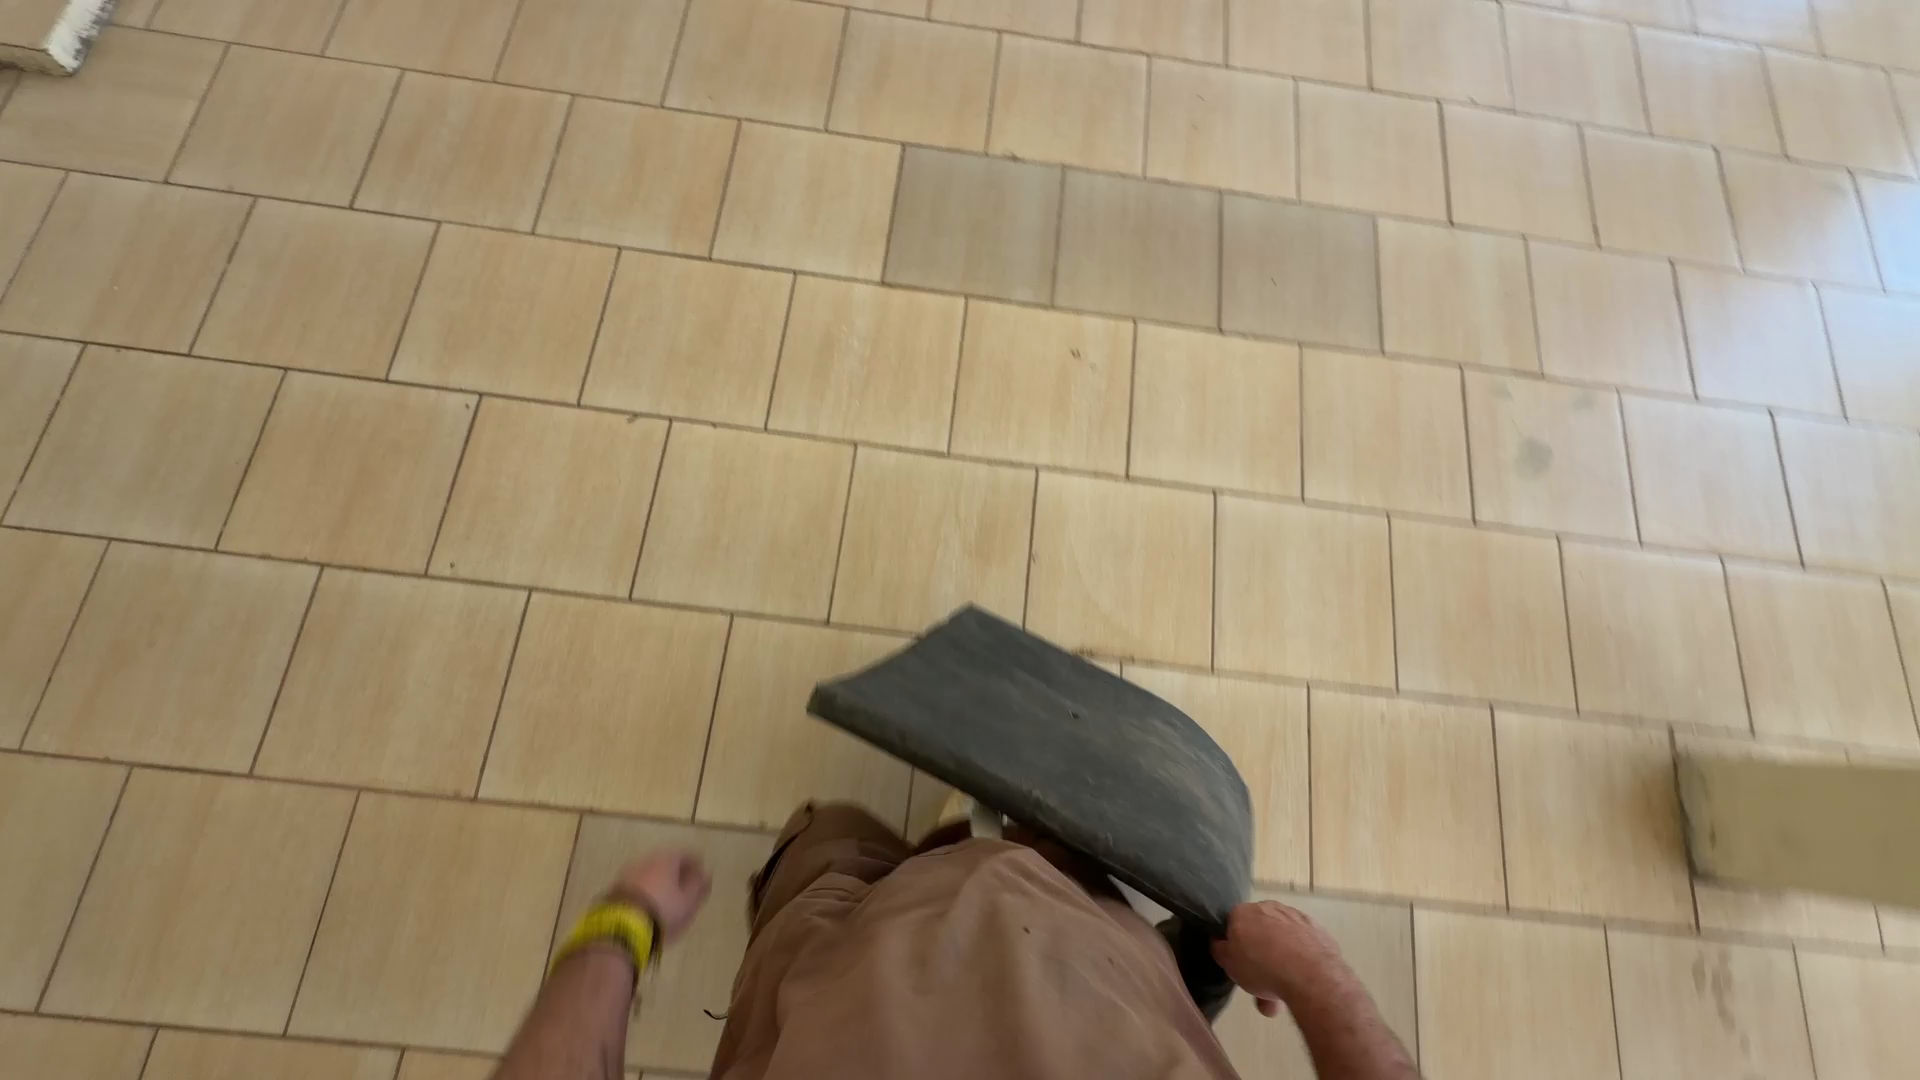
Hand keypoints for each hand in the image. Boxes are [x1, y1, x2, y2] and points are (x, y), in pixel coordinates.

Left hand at [608, 849, 711, 943]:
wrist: (620, 929)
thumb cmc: (662, 912)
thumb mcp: (688, 903)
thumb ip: (699, 886)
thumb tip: (706, 875)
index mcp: (667, 858)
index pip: (687, 854)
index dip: (696, 866)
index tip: (701, 879)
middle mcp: (646, 859)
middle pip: (666, 862)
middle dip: (675, 874)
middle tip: (683, 890)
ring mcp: (627, 873)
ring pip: (648, 874)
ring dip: (657, 883)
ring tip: (664, 901)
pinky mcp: (612, 889)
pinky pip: (635, 886)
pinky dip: (643, 892)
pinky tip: (646, 907)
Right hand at [1211, 901, 1355, 1017]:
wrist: (1311, 976)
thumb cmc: (1262, 968)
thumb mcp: (1229, 965)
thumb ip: (1219, 950)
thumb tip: (1218, 942)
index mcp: (1242, 911)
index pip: (1233, 925)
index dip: (1236, 948)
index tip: (1241, 969)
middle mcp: (1267, 907)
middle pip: (1260, 933)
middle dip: (1261, 959)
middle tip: (1264, 990)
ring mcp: (1295, 916)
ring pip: (1282, 940)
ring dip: (1281, 962)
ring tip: (1286, 995)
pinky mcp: (1318, 930)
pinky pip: (1303, 945)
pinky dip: (1301, 959)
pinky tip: (1303, 980)